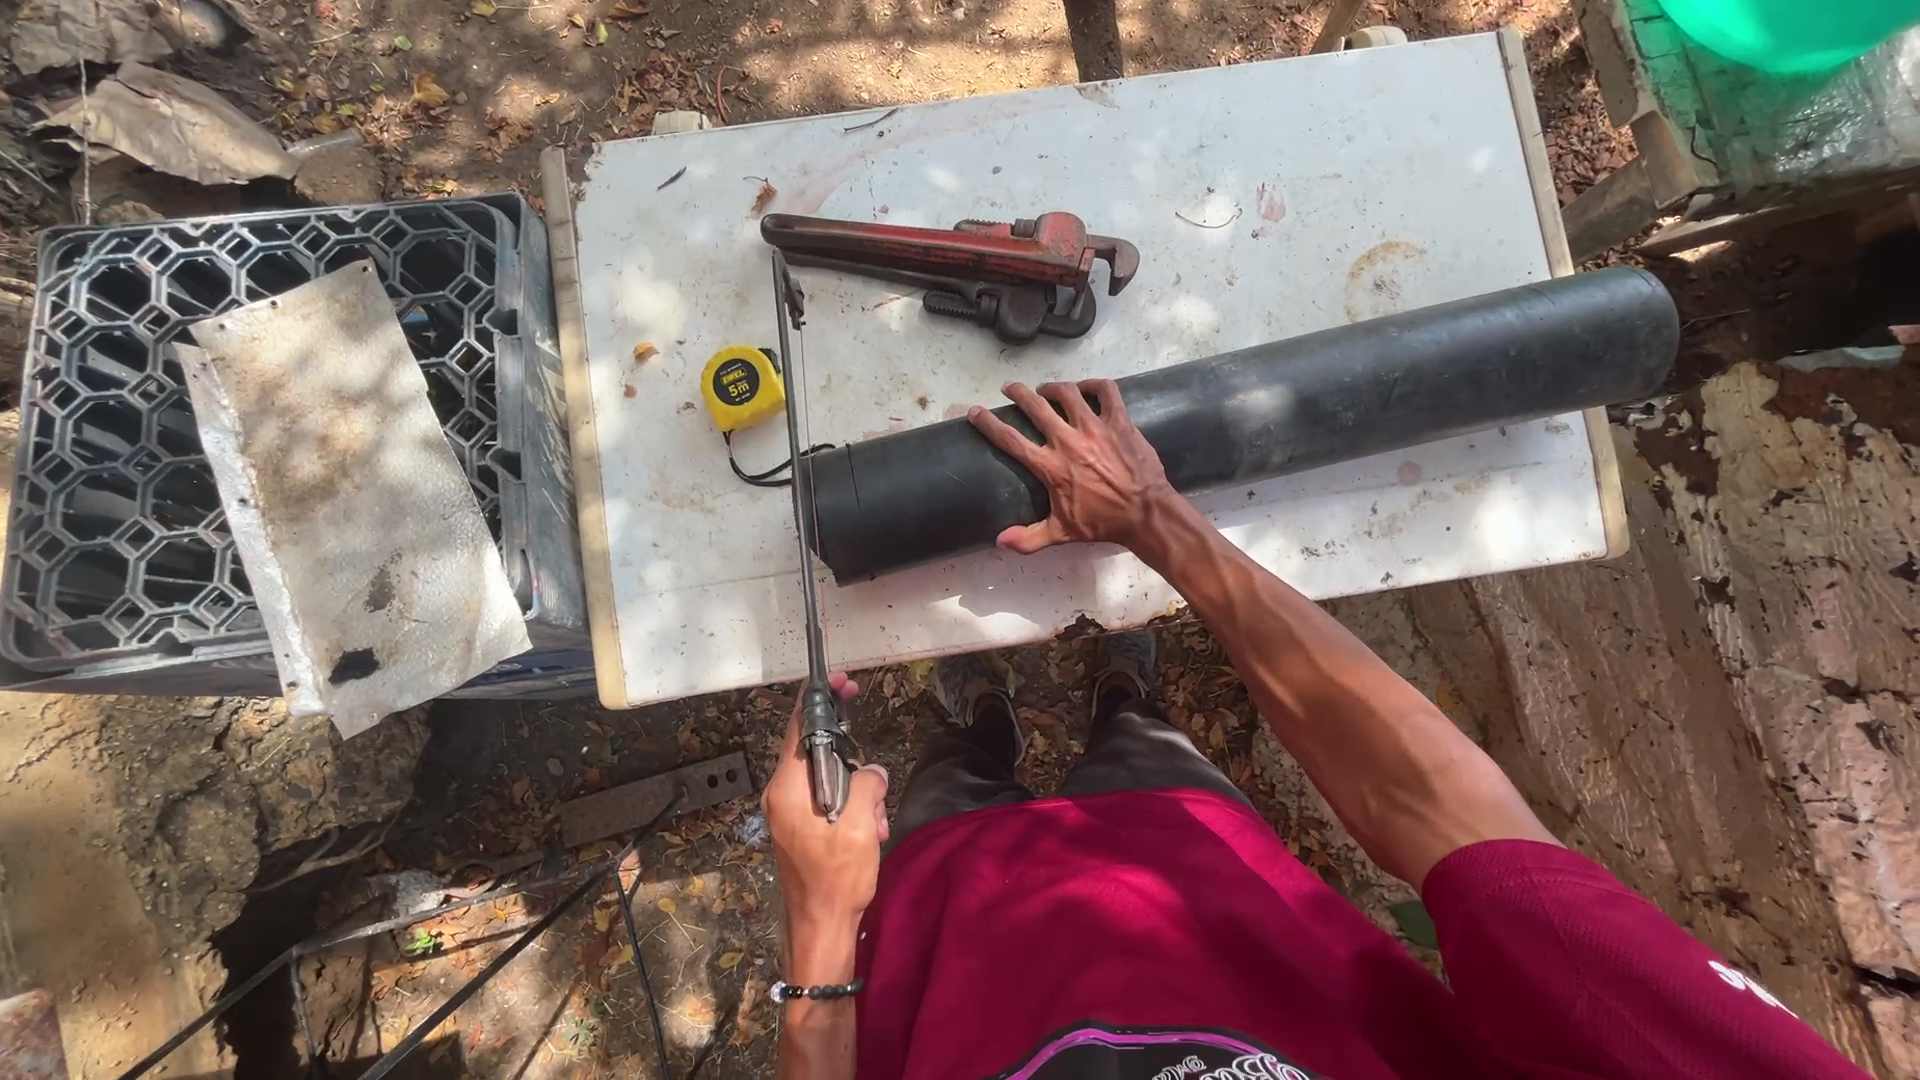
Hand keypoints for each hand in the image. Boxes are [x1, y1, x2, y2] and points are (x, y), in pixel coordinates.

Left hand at [763, 673, 889, 953]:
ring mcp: (788, 812)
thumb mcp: (861, 827)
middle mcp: (781, 795)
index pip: (799, 729)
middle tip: (873, 763)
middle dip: (848, 750)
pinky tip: (870, 828)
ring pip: (825, 776)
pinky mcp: (798, 827)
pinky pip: (826, 798)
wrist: (820, 931)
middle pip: (813, 749)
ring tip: (875, 818)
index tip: (839, 681)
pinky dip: (850, 804)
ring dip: (857, 786)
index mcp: (788, 789)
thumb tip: (873, 772)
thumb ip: (868, 785)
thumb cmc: (836, 880)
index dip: (819, 700)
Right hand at [968, 380, 1179, 553]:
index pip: (1010, 439)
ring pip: (1067, 393)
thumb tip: (999, 541)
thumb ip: (1028, 538)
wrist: (1145, 513)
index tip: (976, 412)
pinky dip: (1094, 384)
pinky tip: (1086, 387)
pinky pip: (1106, 391)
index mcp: (1050, 466)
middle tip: (1010, 388)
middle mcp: (1068, 441)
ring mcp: (1095, 427)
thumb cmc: (1102, 523)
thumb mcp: (1062, 533)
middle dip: (1018, 392)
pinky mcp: (1119, 421)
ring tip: (1046, 389)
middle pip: (1035, 406)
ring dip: (1052, 387)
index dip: (989, 423)